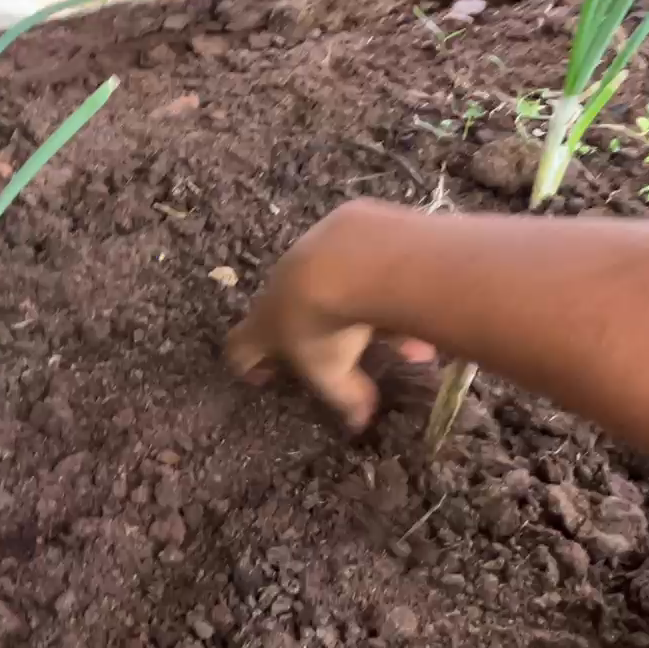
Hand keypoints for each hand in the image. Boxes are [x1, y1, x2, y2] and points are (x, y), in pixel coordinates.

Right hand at [226, 201, 433, 431]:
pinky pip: (362, 260)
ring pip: (333, 284)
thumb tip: (358, 423)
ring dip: (360, 310)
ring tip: (400, 336)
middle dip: (315, 332)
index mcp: (266, 322)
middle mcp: (280, 283)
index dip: (246, 362)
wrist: (349, 260)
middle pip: (288, 309)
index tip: (260, 376)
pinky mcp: (342, 224)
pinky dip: (379, 281)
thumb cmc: (326, 325)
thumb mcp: (332, 371)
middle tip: (342, 349)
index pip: (241, 345)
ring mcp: (309, 251)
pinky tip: (408, 294)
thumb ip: (345, 397)